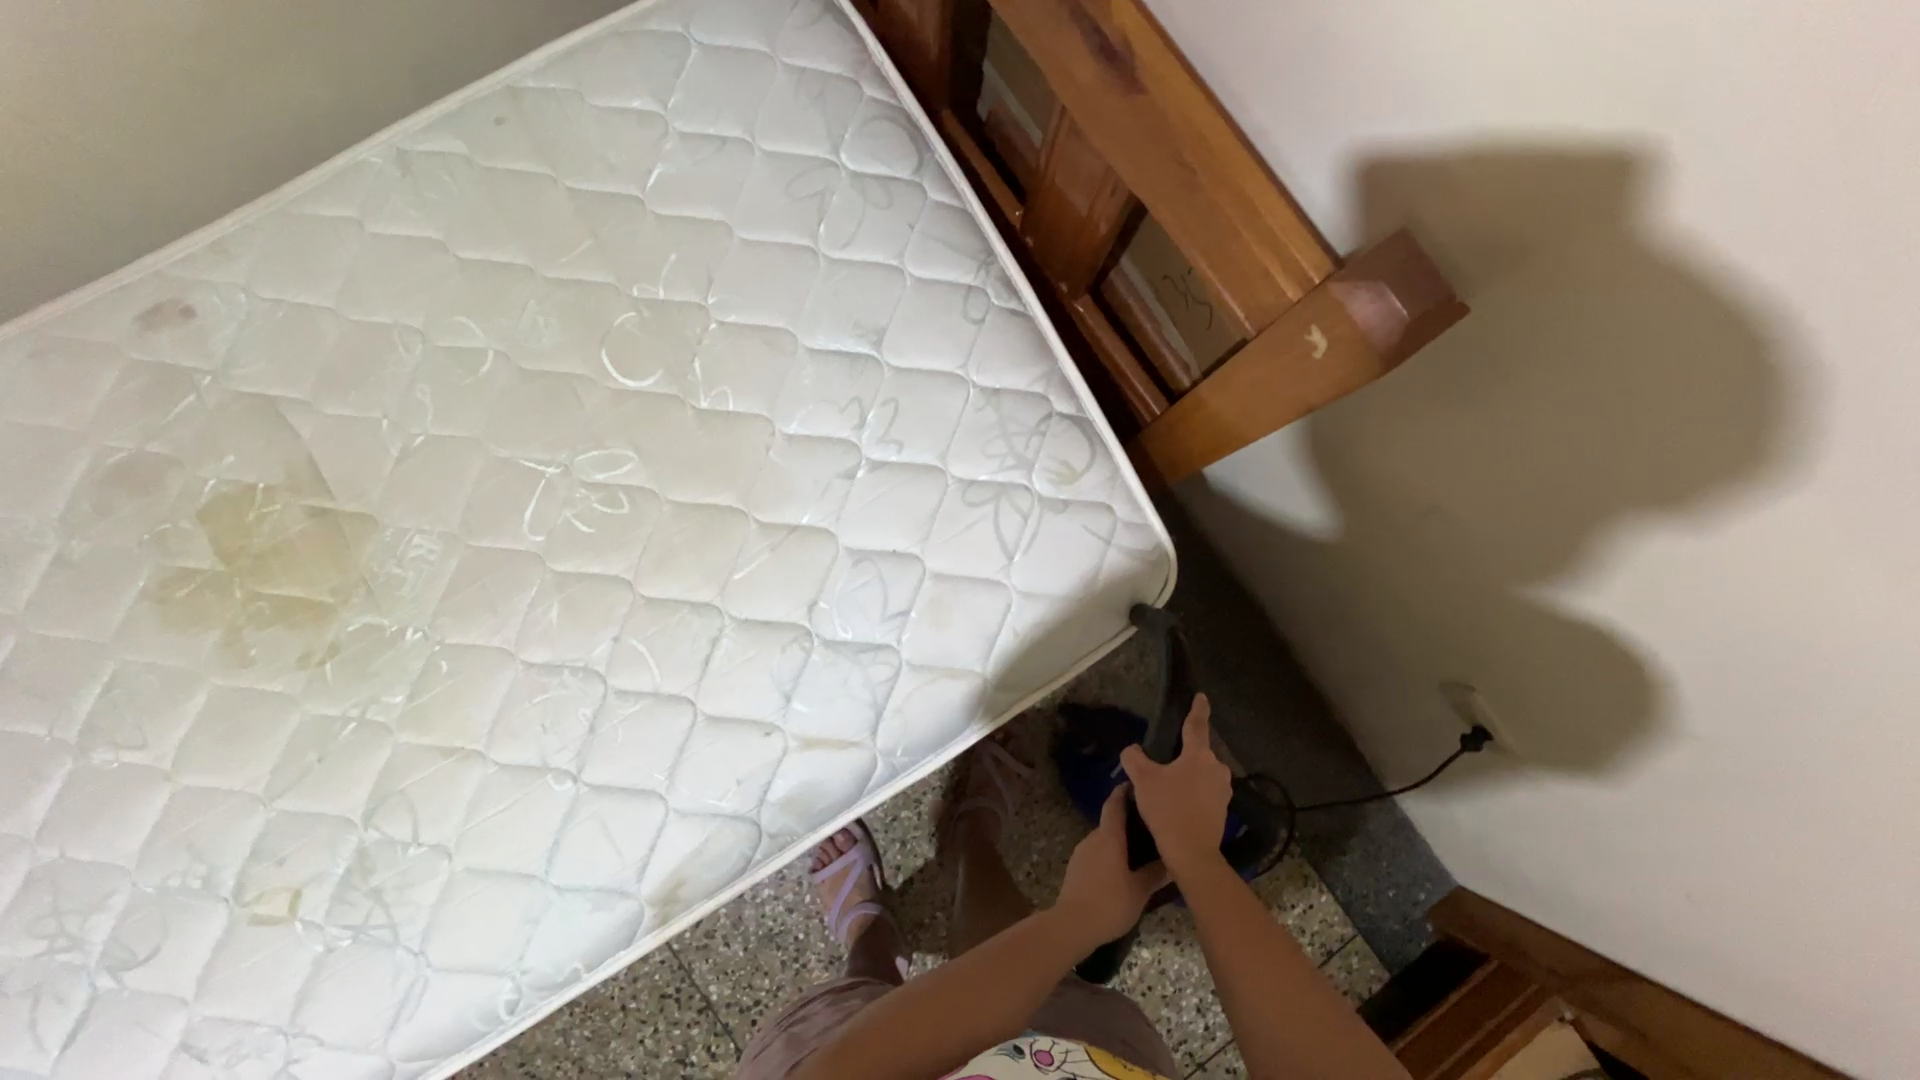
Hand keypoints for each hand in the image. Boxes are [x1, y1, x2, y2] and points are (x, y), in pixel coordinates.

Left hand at [1052, 784, 1169, 946]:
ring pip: (1103, 840)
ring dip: (1119, 842)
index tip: (1136, 785)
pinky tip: (1122, 870)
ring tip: (1140, 850)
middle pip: (1110, 822)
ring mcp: (1081, 853)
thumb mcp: (1140, 890)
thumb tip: (1173, 859)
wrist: (1072, 924)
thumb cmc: (1110, 903)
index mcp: (1109, 837)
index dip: (1124, 792)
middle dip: (1128, 822)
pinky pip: (1096, 854)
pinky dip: (1110, 855)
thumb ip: (1156, 873)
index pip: (1115, 804)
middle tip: (1150, 827)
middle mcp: (1093, 839)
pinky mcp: (1076, 868)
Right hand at [1120, 694, 1232, 877]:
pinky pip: (1206, 791)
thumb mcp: (1143, 780)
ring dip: (1189, 775)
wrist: (1192, 852)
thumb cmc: (1168, 809)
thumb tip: (1132, 750)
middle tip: (1165, 762)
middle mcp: (1217, 768)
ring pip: (1203, 773)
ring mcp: (1223, 790)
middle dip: (1185, 754)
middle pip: (1199, 753)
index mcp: (1199, 755)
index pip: (1197, 725)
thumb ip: (1134, 759)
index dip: (1198, 709)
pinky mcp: (1223, 809)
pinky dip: (1194, 792)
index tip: (1201, 697)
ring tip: (1169, 786)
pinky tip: (1179, 803)